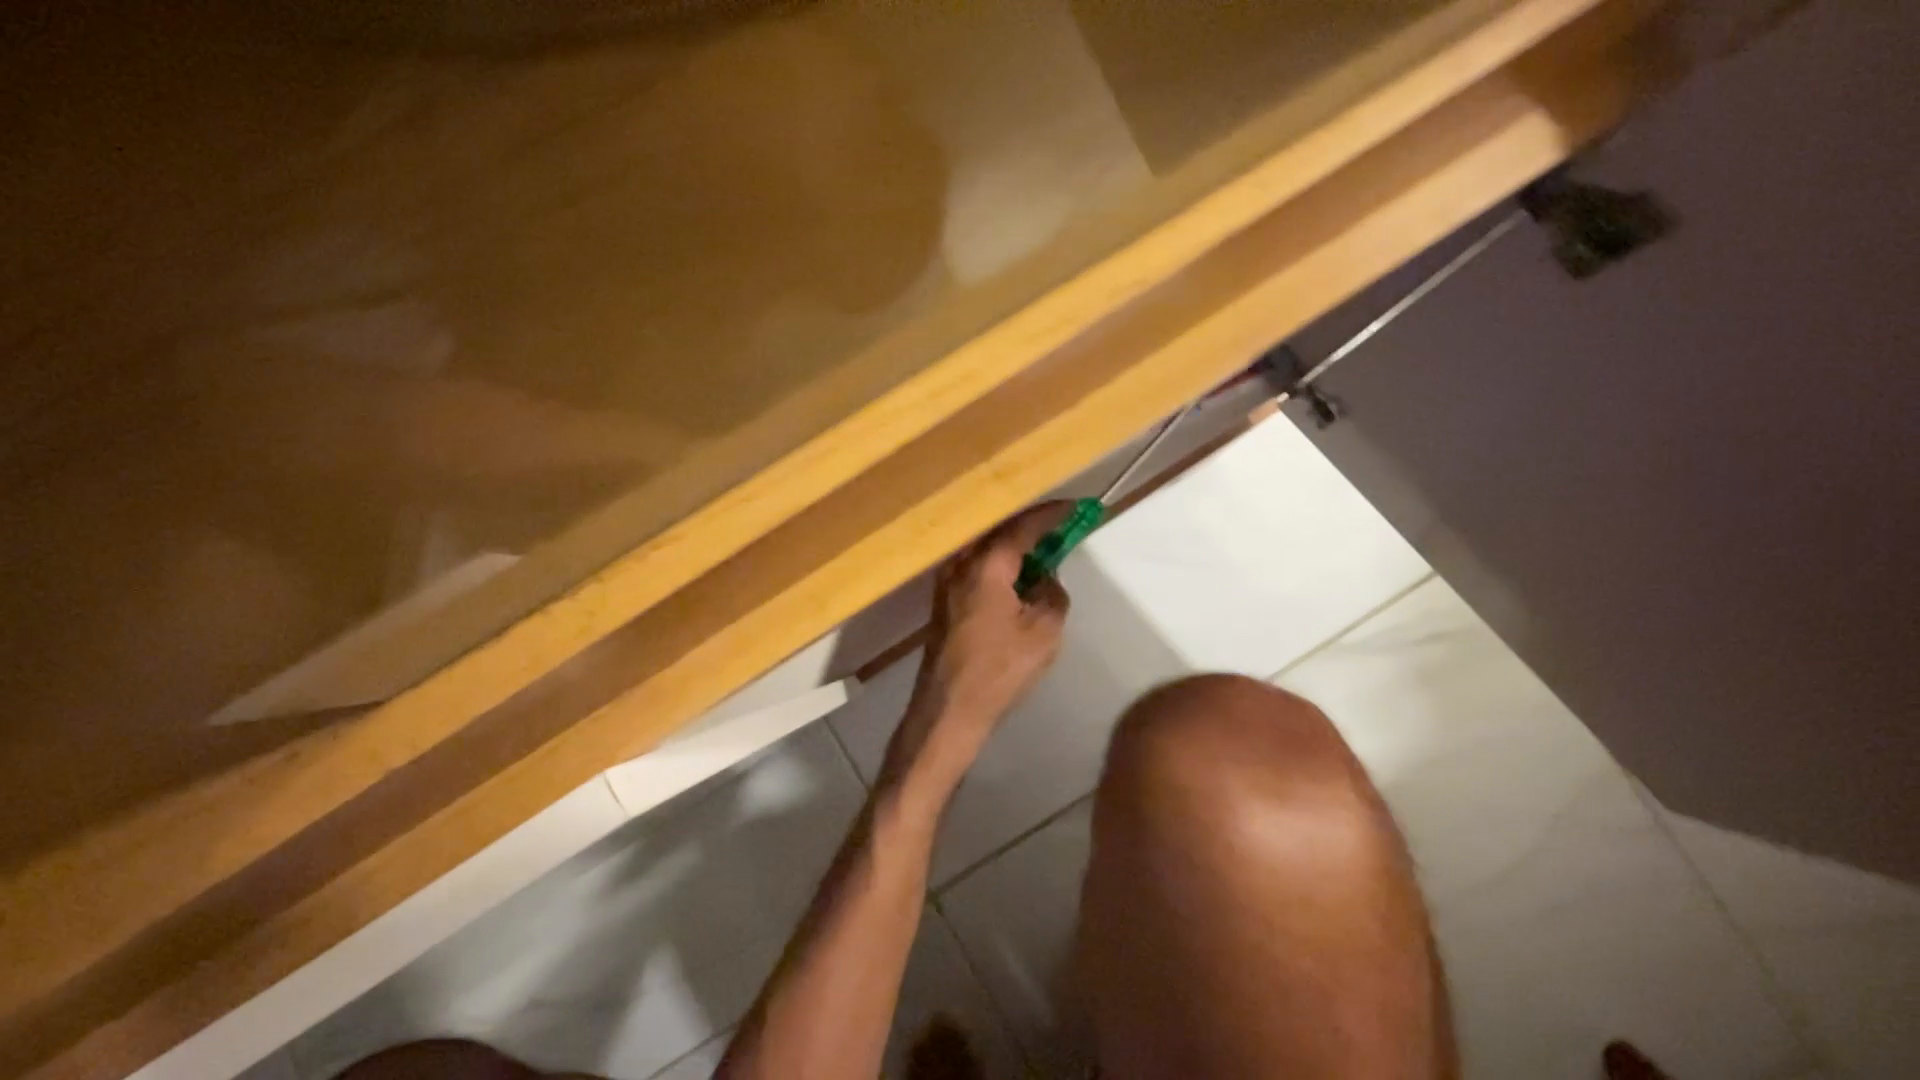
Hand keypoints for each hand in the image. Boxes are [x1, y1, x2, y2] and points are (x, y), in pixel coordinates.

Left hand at [882, 503, 1072, 791]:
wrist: (949, 708)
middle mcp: (960, 564)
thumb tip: (1046, 579)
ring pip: (984, 549)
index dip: (1052, 515)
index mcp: (986, 565)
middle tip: (1061, 524)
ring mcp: (946, 583)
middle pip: (999, 531)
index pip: (1023, 526)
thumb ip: (1053, 594)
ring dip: (1013, 546)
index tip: (1076, 507)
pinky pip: (976, 567)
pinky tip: (1017, 577)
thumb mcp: (1045, 631)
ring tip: (1043, 549)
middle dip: (1031, 526)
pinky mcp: (944, 602)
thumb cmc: (1000, 669)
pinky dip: (999, 564)